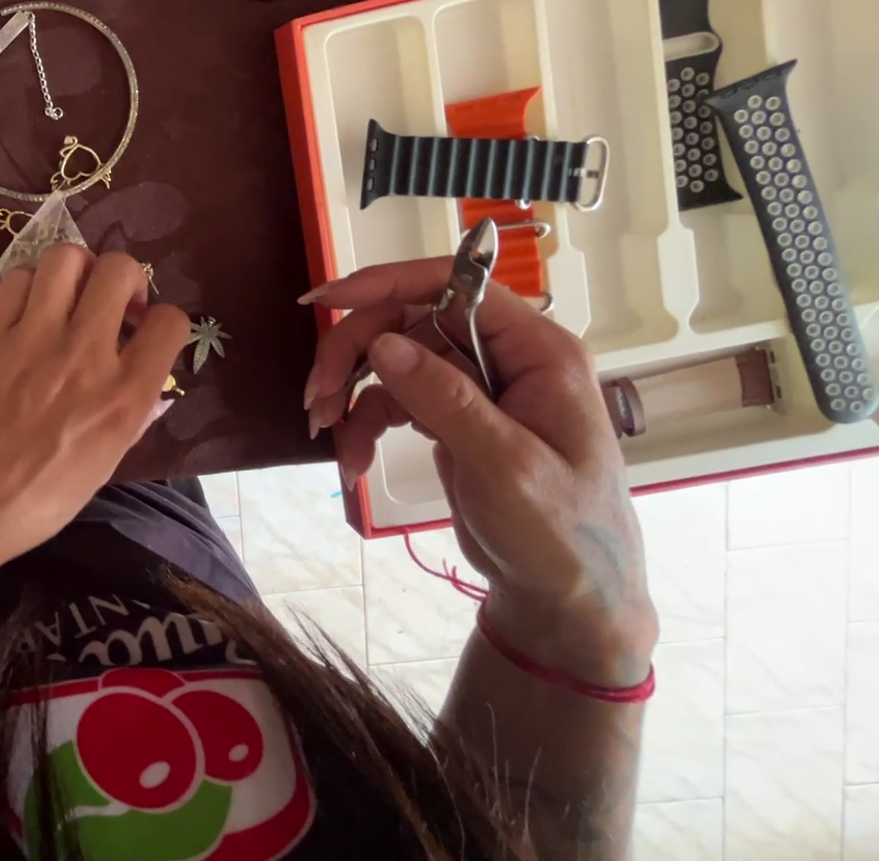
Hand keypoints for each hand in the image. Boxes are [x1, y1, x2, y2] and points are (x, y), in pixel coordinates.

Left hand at [0, 246, 188, 591]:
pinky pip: (18, 278)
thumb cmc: (39, 501)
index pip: (169, 321)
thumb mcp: (105, 466)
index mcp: (123, 398)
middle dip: (125, 279)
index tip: (146, 332)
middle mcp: (84, 356)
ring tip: (71, 296)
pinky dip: (32, 284)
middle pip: (120, 269)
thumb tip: (152, 388)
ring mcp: (33, 338)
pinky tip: (30, 309)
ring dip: (78, 269)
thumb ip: (133, 417)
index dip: (164, 320)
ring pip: (66, 258)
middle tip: (112, 305)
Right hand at [299, 259, 656, 686]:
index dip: (385, 285)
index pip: (453, 287)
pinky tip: (352, 461)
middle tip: (315, 396)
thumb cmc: (557, 530)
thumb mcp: (502, 463)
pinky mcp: (445, 414)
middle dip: (352, 355)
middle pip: (405, 323)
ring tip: (324, 431)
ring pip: (387, 360)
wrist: (563, 593)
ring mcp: (470, 386)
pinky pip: (387, 401)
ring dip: (347, 393)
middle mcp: (501, 356)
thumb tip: (383, 343)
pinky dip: (360, 426)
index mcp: (535, 350)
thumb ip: (444, 398)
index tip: (324, 303)